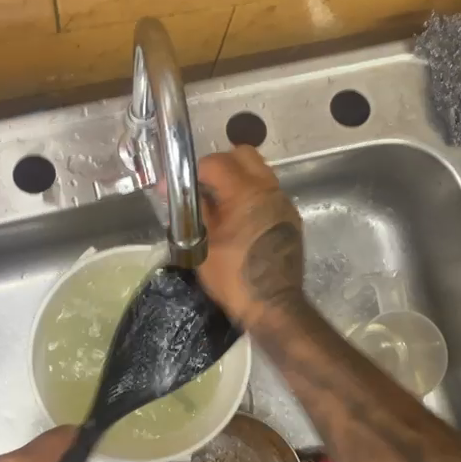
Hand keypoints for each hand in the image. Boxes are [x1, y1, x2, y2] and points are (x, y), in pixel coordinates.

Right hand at [196, 146, 304, 327]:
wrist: (273, 305)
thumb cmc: (233, 276)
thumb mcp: (202, 243)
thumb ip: (190, 208)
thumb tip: (169, 187)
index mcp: (245, 193)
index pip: (217, 161)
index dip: (195, 170)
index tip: (182, 186)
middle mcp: (269, 190)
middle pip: (245, 155)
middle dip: (222, 164)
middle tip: (204, 187)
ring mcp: (284, 204)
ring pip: (260, 173)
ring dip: (239, 179)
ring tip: (221, 204)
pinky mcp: (291, 219)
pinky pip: (270, 193)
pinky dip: (253, 196)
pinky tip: (240, 219)